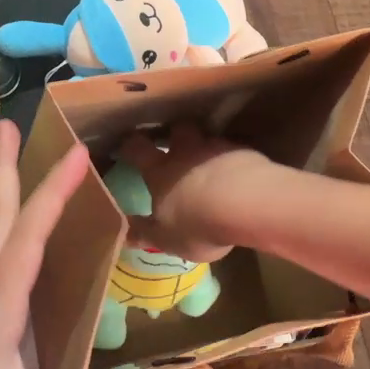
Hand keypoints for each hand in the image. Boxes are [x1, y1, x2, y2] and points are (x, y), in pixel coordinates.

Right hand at [117, 125, 270, 261]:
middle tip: (176, 141)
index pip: (137, 149)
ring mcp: (217, 149)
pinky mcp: (245, 153)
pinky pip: (235, 151)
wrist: (247, 205)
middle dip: (175, 133)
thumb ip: (144, 232)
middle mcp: (186, 153)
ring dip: (207, 146)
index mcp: (161, 172)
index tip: (126, 144)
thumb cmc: (197, 223)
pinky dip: (233, 159)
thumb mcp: (165, 238)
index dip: (130, 145)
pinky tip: (240, 172)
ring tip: (211, 159)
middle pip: (177, 130)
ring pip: (208, 137)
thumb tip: (122, 231)